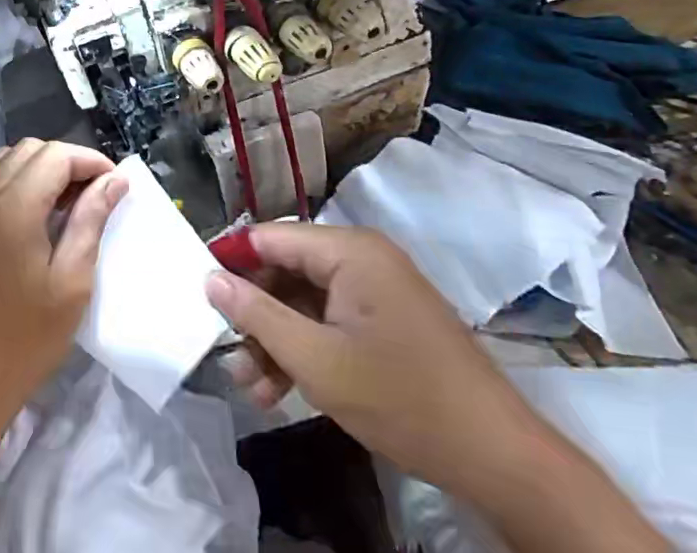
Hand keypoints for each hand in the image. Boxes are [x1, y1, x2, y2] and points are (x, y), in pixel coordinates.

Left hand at [0, 139, 126, 433]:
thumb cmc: (25, 337)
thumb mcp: (72, 280)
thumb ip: (91, 220)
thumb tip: (113, 181)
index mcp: (12, 204)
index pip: (56, 155)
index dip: (91, 162)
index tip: (116, 187)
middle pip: (29, 150)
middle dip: (67, 162)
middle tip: (96, 197)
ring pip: (6, 161)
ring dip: (40, 170)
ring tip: (68, 206)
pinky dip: (15, 183)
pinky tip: (34, 217)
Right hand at [205, 224, 551, 500]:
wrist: (497, 457)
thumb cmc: (401, 397)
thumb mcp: (315, 359)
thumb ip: (257, 314)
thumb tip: (209, 278)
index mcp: (349, 251)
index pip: (268, 238)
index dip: (230, 263)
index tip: (198, 295)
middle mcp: (362, 260)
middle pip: (284, 271)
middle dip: (253, 315)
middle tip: (227, 354)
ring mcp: (375, 292)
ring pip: (302, 303)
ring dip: (273, 341)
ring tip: (251, 386)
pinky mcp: (384, 321)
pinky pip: (327, 322)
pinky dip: (303, 351)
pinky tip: (279, 391)